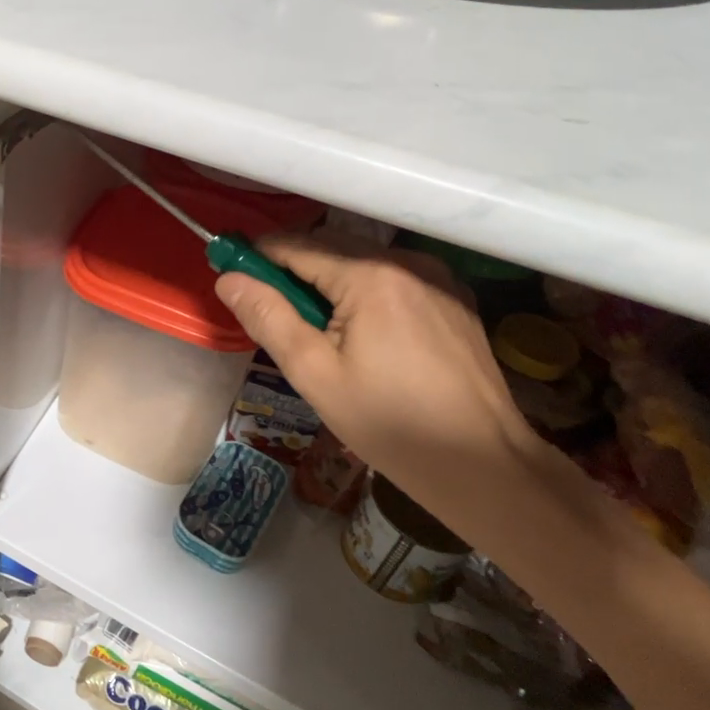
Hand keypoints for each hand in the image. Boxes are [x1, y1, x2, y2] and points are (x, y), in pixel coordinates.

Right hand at [215, 232, 532, 483]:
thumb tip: (228, 278)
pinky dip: (364, 293)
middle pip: (330, 249)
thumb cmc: (389, 422)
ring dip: (328, 282)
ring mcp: (438, 280)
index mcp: (370, 277)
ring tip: (313, 329)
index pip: (296, 247)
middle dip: (292, 270)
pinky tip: (359, 335)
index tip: (228, 271)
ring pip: (363, 263)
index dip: (256, 257)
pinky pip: (393, 280)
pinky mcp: (454, 301)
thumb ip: (268, 317)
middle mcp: (408, 263)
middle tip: (266, 308)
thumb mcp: (314, 374)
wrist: (481, 462)